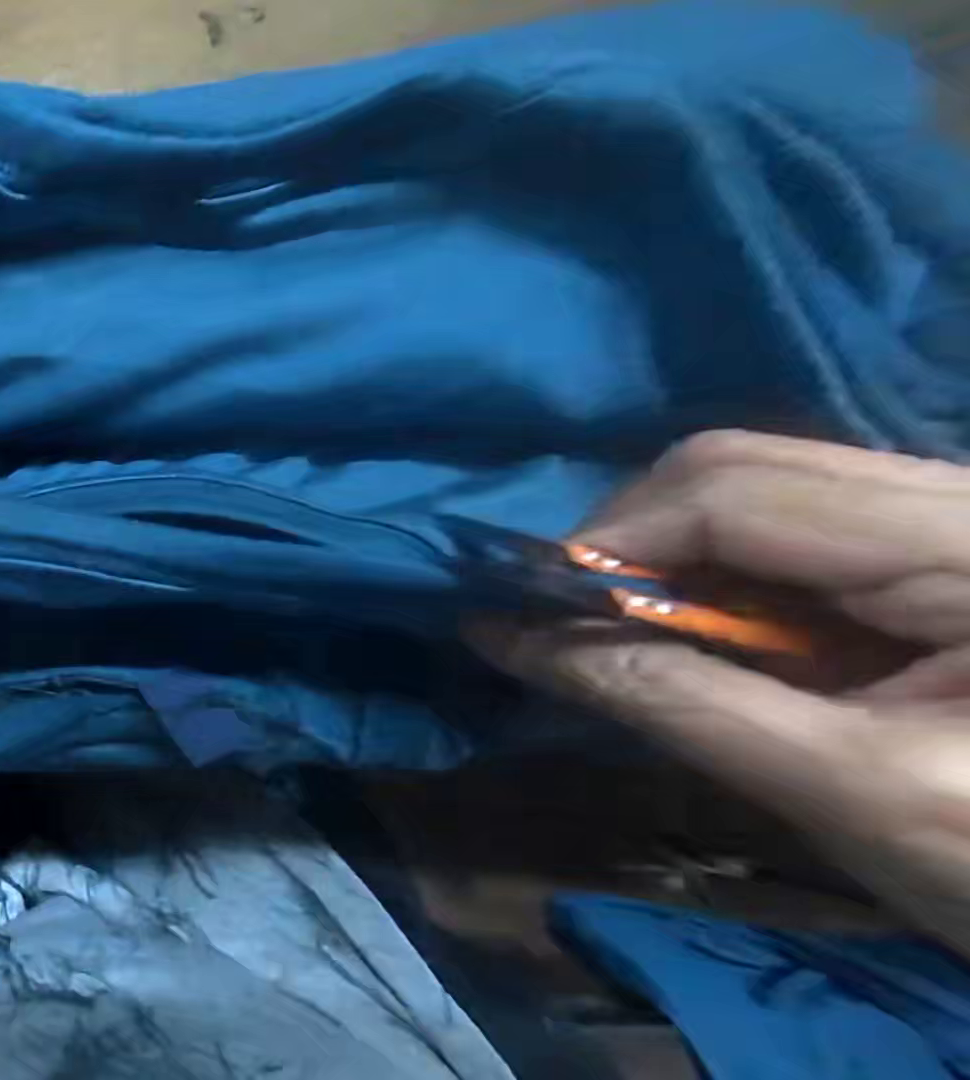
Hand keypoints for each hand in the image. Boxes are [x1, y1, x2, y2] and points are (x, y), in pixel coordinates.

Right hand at [470, 430, 969, 952]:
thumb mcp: (845, 789)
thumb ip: (660, 693)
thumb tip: (496, 632)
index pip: (732, 491)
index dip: (610, 542)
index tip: (541, 613)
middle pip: (733, 467)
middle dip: (628, 541)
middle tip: (586, 620)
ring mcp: (961, 517)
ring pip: (749, 487)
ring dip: (664, 559)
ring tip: (651, 632)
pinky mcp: (943, 548)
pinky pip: (780, 527)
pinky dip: (711, 574)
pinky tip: (722, 632)